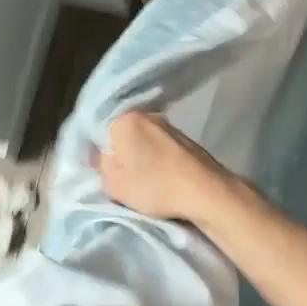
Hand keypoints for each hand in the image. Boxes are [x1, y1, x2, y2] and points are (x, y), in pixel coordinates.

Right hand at [98, 112, 241, 222]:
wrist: (205, 191)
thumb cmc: (154, 186)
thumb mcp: (114, 184)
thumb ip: (102, 166)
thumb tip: (105, 156)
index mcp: (124, 120)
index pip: (101, 134)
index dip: (102, 155)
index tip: (108, 174)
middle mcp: (148, 115)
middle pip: (125, 135)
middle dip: (124, 154)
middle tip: (126, 179)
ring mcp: (170, 126)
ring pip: (145, 141)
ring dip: (144, 157)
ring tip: (148, 181)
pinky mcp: (187, 139)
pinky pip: (163, 148)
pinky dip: (161, 160)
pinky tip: (165, 177)